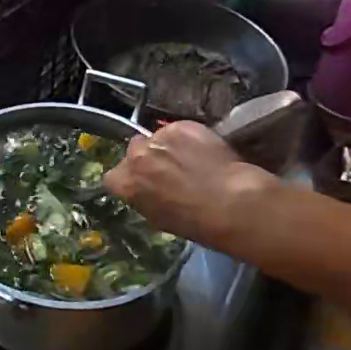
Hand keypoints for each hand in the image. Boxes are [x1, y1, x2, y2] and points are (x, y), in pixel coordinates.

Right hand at [102, 121, 282, 247]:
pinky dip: (190, 140)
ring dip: (168, 148)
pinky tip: (206, 154)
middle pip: (134, 151)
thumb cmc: (199, 223)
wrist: (237, 205)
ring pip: (157, 139)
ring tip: (192, 162)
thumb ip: (141, 197)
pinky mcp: (182, 126)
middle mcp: (135, 156)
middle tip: (169, 172)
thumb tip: (143, 189)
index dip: (130, 179)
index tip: (144, 184)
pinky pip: (180, 131)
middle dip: (147, 159)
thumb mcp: (158, 219)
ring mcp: (158, 138)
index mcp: (124, 182)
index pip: (114, 176)